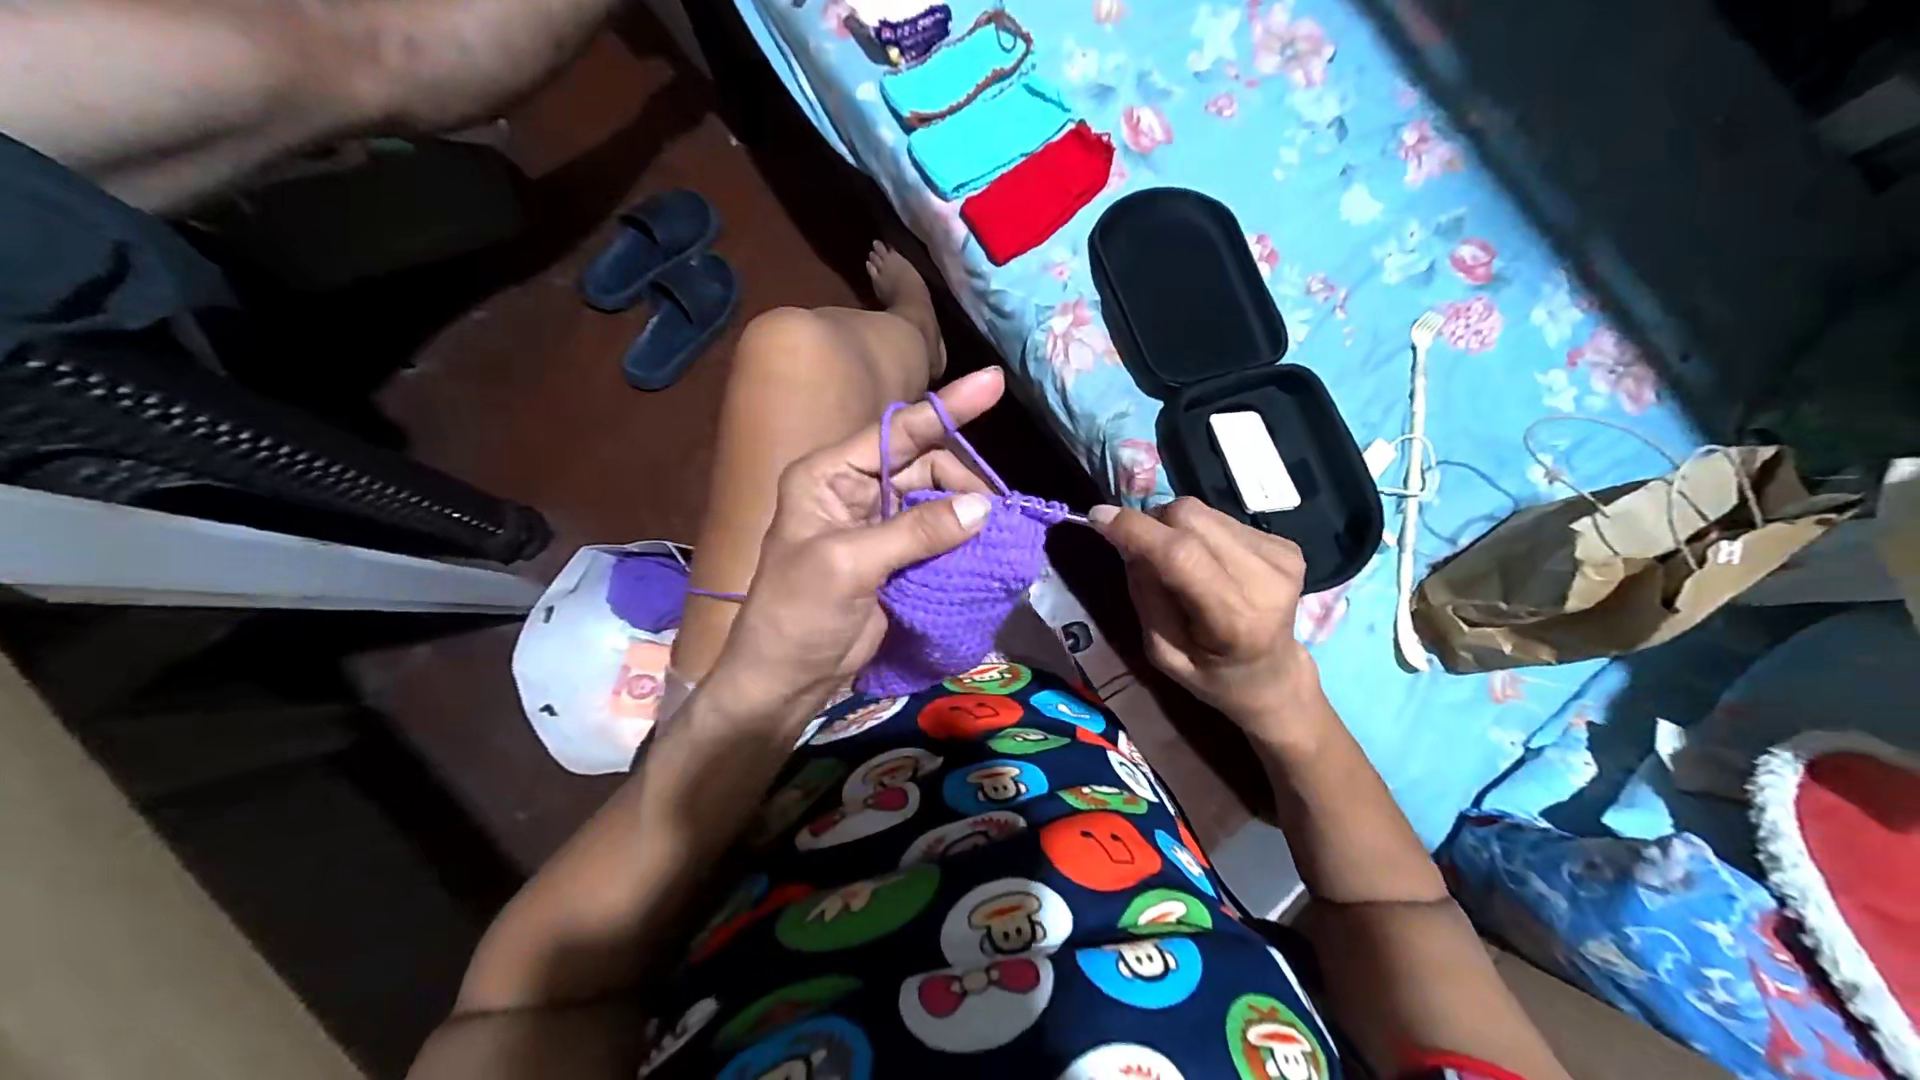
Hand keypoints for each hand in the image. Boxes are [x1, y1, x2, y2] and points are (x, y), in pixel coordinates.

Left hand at [704, 369, 1005, 725]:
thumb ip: (916, 532)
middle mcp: (854, 489)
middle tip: (995, 511)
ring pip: (936, 498)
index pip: (895, 430)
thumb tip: (983, 508)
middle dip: (962, 479)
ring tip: (996, 529)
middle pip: (923, 463)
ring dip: (967, 510)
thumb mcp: (850, 564)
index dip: (946, 408)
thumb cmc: (798, 613)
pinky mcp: (894, 556)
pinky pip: (937, 533)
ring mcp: (877, 524)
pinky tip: (987, 543)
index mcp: (829, 474)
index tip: (994, 384)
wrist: (786, 679)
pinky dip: (962, 536)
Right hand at [1090, 497, 1323, 735]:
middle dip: (1152, 525)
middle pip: (1188, 518)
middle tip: (1142, 551)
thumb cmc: (1210, 673)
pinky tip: (1207, 561)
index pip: (1180, 555)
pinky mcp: (1286, 544)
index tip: (1098, 516)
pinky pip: (1220, 518)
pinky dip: (1199, 532)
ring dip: (1175, 527)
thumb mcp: (1162, 652)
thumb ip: (1145, 594)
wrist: (1272, 674)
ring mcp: (1280, 557)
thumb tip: (1126, 539)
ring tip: (1178, 561)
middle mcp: (1264, 580)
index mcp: (1233, 620)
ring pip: (1202, 511)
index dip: (1135, 529)